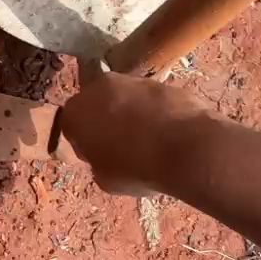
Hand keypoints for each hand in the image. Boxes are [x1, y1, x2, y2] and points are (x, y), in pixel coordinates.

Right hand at [55, 67, 218, 195]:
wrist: (188, 149)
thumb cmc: (137, 168)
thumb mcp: (104, 178)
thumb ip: (97, 161)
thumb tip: (106, 156)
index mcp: (75, 113)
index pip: (72, 126)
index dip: (85, 142)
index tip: (98, 154)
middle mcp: (97, 89)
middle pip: (96, 105)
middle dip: (105, 119)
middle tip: (121, 143)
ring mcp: (132, 81)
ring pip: (124, 98)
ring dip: (131, 113)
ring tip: (149, 138)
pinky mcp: (162, 82)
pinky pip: (151, 99)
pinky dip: (156, 111)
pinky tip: (169, 132)